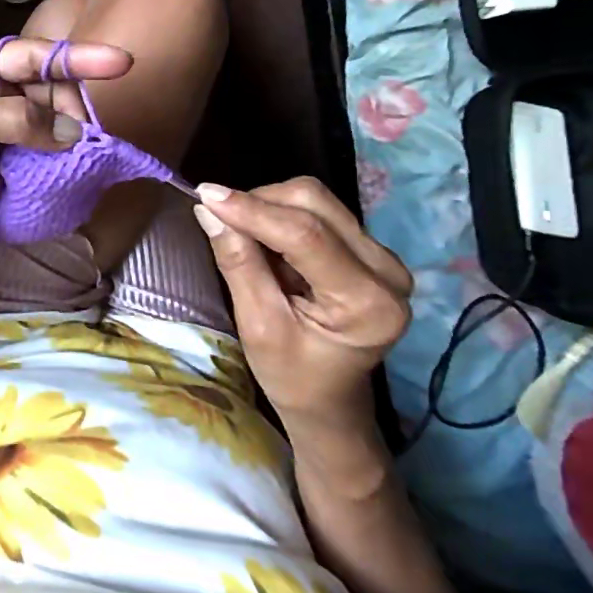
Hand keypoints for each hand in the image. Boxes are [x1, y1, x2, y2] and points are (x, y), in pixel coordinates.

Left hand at [0, 38, 132, 246]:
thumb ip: (12, 118)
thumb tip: (70, 131)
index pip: (31, 56)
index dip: (76, 57)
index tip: (120, 63)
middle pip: (49, 85)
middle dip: (71, 104)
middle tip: (83, 134)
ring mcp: (6, 126)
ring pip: (55, 117)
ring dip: (72, 131)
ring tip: (81, 150)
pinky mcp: (15, 158)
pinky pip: (50, 148)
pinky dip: (66, 154)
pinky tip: (76, 162)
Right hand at [192, 177, 412, 427]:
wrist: (328, 398)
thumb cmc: (291, 374)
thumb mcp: (258, 326)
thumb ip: (238, 264)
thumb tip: (208, 211)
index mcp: (366, 303)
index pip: (306, 235)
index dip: (252, 209)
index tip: (204, 194)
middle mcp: (387, 272)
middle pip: (315, 205)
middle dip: (259, 202)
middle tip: (219, 217)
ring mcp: (384, 258)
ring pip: (316, 201)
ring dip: (269, 206)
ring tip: (243, 234)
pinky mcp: (370, 250)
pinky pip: (320, 212)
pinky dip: (281, 215)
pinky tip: (265, 240)